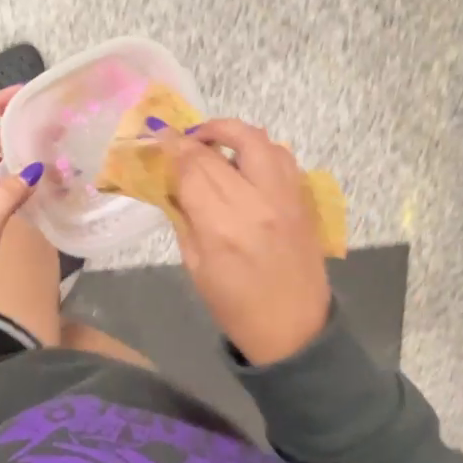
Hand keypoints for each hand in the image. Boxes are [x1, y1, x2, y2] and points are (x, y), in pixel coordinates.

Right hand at [163, 119, 330, 364]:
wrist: (293, 329)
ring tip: (212, 144)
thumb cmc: (235, 306)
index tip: (158, 136)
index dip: (172, 148)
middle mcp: (257, 203)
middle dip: (195, 137)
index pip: (193, 169)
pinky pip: (282, 157)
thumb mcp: (195, 266)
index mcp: (223, 227)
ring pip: (259, 141)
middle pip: (222, 149)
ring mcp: (287, 197)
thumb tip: (170, 183)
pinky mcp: (304, 199)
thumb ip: (184, 218)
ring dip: (231, 133)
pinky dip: (258, 150)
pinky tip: (243, 163)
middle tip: (180, 140)